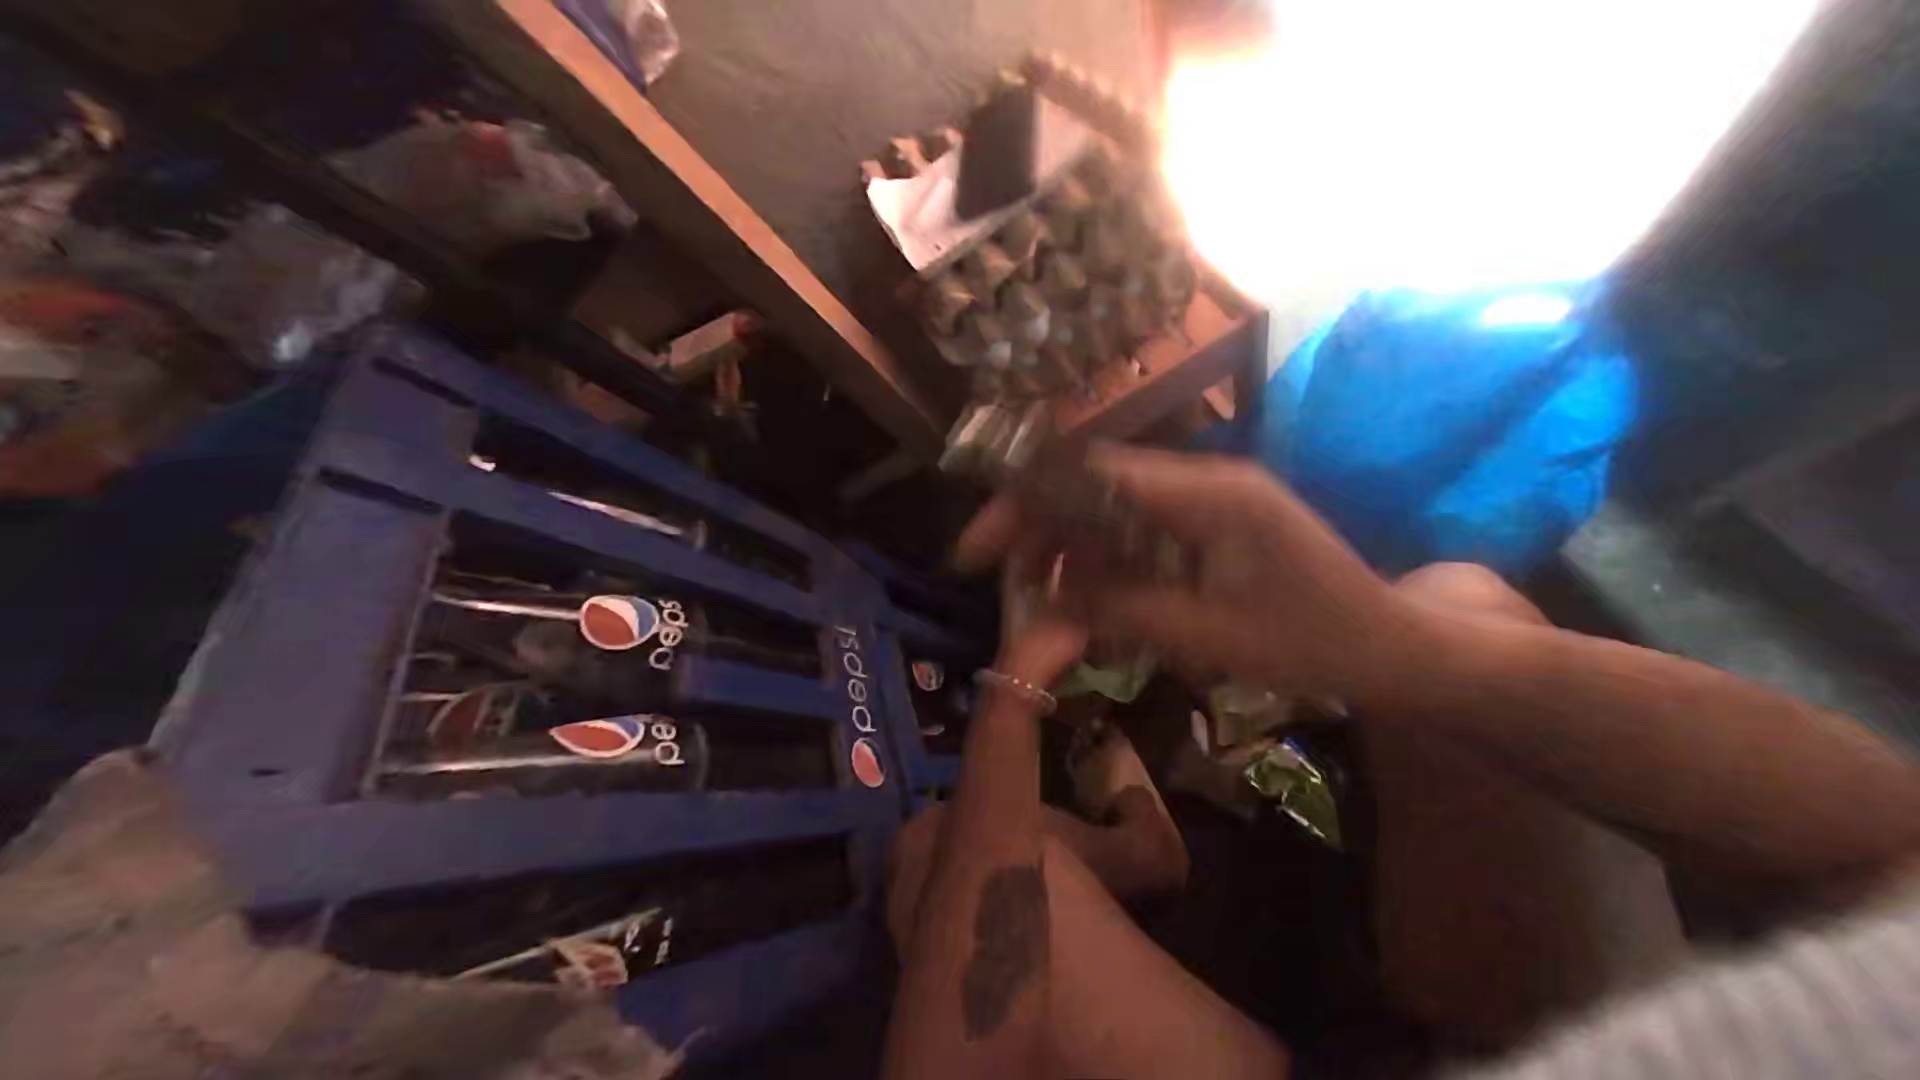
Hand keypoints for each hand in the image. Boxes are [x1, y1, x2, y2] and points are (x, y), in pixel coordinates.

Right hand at [958, 446, 1423, 700]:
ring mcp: (1207, 496)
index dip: (1024, 505)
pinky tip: (1081, 586)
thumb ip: (1121, 609)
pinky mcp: (1210, 519)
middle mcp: (1202, 479)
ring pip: (1109, 502)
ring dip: (1064, 540)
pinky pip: (1136, 524)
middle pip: (1092, 483)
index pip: (1091, 476)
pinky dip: (1098, 552)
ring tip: (1031, 586)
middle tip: (997, 574)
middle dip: (1035, 525)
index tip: (978, 547)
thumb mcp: (1210, 637)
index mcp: (1207, 494)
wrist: (1394, 647)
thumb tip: (1041, 595)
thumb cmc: (1313, 644)